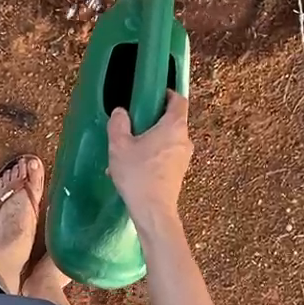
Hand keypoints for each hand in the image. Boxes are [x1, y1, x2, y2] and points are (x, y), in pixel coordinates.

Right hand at [107, 91, 192, 227]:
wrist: (153, 210)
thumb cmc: (138, 174)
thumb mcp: (119, 146)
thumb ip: (118, 124)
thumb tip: (121, 112)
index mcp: (174, 126)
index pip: (179, 100)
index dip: (167, 94)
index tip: (152, 95)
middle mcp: (184, 139)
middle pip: (172, 121)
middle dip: (153, 120)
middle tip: (133, 125)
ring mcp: (184, 158)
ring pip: (167, 141)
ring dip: (150, 141)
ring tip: (128, 151)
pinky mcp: (179, 173)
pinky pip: (166, 157)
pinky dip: (152, 156)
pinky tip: (133, 169)